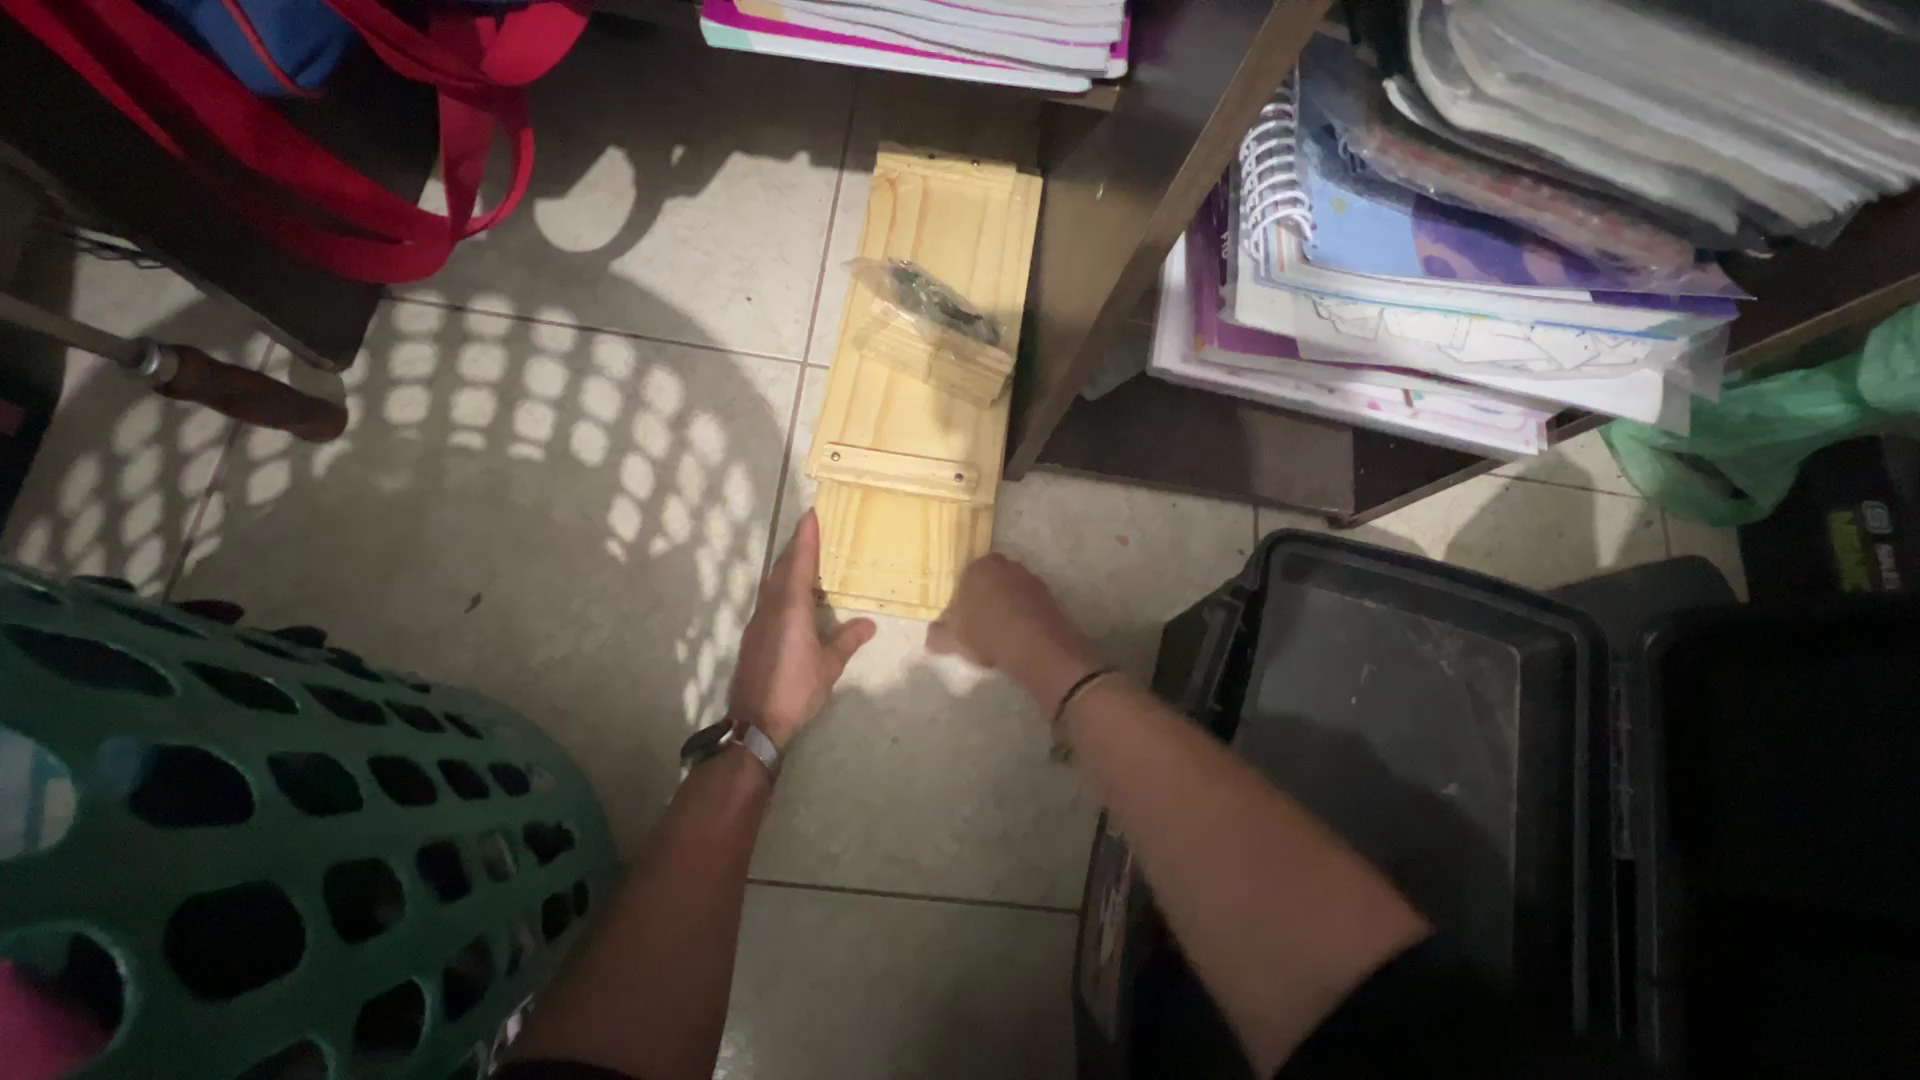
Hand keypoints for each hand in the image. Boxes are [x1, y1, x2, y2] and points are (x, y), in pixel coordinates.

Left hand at [728, 510, 875, 748]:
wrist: (754, 721)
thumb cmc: (796, 690)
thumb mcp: (829, 666)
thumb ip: (847, 641)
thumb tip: (868, 624)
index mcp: (791, 608)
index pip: (799, 563)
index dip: (806, 538)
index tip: (811, 514)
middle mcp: (771, 608)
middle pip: (781, 569)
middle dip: (796, 548)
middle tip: (811, 531)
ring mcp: (758, 621)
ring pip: (772, 584)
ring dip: (786, 567)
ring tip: (804, 559)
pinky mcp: (753, 636)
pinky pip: (769, 600)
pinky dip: (781, 587)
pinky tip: (792, 596)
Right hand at [928, 553, 1102, 710]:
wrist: (1034, 644)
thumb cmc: (985, 633)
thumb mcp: (951, 639)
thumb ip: (937, 635)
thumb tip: (932, 638)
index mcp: (980, 566)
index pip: (965, 577)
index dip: (962, 599)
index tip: (962, 620)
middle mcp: (1007, 565)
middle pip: (991, 582)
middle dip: (985, 601)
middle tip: (979, 627)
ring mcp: (1032, 579)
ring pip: (1011, 593)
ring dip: (1006, 609)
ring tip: (1000, 636)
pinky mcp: (1051, 596)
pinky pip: (1029, 605)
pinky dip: (1024, 618)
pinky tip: (1018, 638)